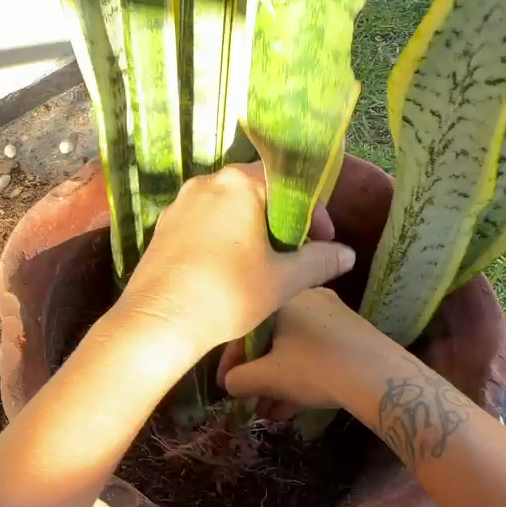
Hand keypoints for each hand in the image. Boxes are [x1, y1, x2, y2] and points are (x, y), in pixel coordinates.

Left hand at [113, 165, 354, 358]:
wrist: (158, 323)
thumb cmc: (226, 295)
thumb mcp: (283, 280)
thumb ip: (319, 261)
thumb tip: (347, 255)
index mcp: (237, 183)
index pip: (288, 183)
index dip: (312, 213)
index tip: (321, 244)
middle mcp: (204, 183)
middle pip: (255, 193)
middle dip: (280, 221)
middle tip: (294, 255)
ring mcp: (178, 205)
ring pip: (227, 209)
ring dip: (250, 230)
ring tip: (263, 265)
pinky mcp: (161, 229)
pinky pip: (202, 224)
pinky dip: (222, 239)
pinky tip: (228, 270)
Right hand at [219, 287, 398, 415]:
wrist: (381, 377)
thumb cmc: (314, 368)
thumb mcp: (268, 377)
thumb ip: (239, 380)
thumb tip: (229, 383)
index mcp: (282, 298)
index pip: (243, 329)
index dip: (229, 361)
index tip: (224, 386)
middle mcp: (306, 297)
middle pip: (269, 339)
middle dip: (256, 374)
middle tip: (248, 399)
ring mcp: (333, 314)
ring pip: (292, 348)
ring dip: (277, 379)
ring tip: (269, 411)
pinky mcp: (351, 334)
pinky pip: (313, 352)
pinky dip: (299, 375)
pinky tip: (292, 405)